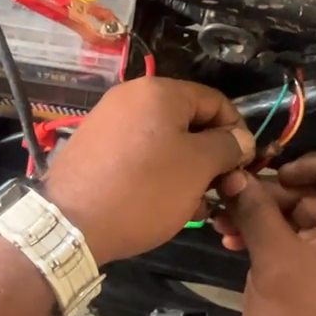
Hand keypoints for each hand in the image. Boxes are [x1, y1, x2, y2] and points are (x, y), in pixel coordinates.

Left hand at [42, 78, 255, 262]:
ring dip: (187, 170)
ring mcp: (110, 121)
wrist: (70, 224)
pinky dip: (159, 174)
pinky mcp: (96, 147)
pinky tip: (166, 205)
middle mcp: (132, 97)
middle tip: (221, 191)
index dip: (237, 132)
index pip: (216, 102)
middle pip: (189, 121)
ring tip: (196, 206)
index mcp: (159, 91)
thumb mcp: (197, 168)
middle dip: (211, 156)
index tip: (245, 166)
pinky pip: (140, 154)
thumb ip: (226, 147)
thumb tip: (241, 138)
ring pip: (166, 141)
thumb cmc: (143, 190)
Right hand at [211, 154, 315, 315]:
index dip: (313, 164)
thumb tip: (232, 172)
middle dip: (270, 190)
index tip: (276, 175)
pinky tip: (225, 236)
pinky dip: (253, 229)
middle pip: (312, 191)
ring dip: (254, 209)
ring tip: (219, 216)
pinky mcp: (296, 268)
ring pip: (288, 212)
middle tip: (230, 192)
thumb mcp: (276, 259)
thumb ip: (256, 210)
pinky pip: (277, 233)